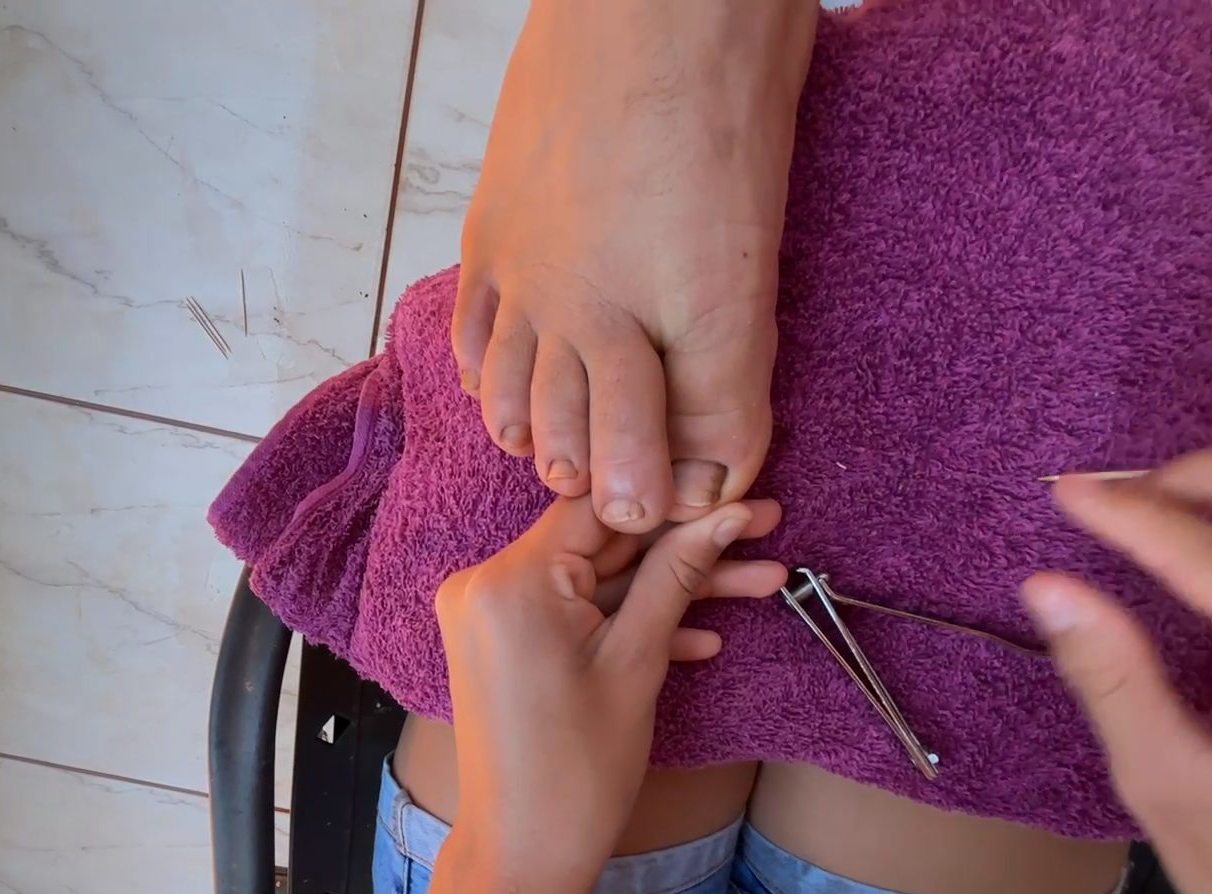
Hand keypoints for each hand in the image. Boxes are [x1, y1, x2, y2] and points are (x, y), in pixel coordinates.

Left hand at [342, 498, 783, 893]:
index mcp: (511, 579)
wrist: (523, 855)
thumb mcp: (638, 661)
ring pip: (593, 582)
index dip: (678, 502)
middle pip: (601, 545)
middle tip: (762, 539)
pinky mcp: (502, 637)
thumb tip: (730, 514)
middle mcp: (485, 581)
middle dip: (684, 550)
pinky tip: (697, 636)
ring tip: (757, 584)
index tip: (742, 500)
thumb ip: (677, 575)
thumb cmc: (579, 771)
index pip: (601, 507)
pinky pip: (570, 613)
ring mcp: (489, 610)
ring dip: (665, 590)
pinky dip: (623, 621)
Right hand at [455, 0, 817, 531]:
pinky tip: (490, 380)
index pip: (636, 449)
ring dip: (528, 430)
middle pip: (561, 426)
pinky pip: (471, 322)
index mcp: (626, 336)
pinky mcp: (492, 226)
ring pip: (507, 385)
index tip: (659, 523)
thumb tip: (716, 477)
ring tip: (544, 457)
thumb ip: (723, 389)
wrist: (655, 0)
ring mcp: (516, 271)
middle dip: (584, 475)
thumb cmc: (715, 127)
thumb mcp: (741, 277)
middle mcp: (558, 316)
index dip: (652, 496)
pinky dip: (481, 365)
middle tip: (596, 503)